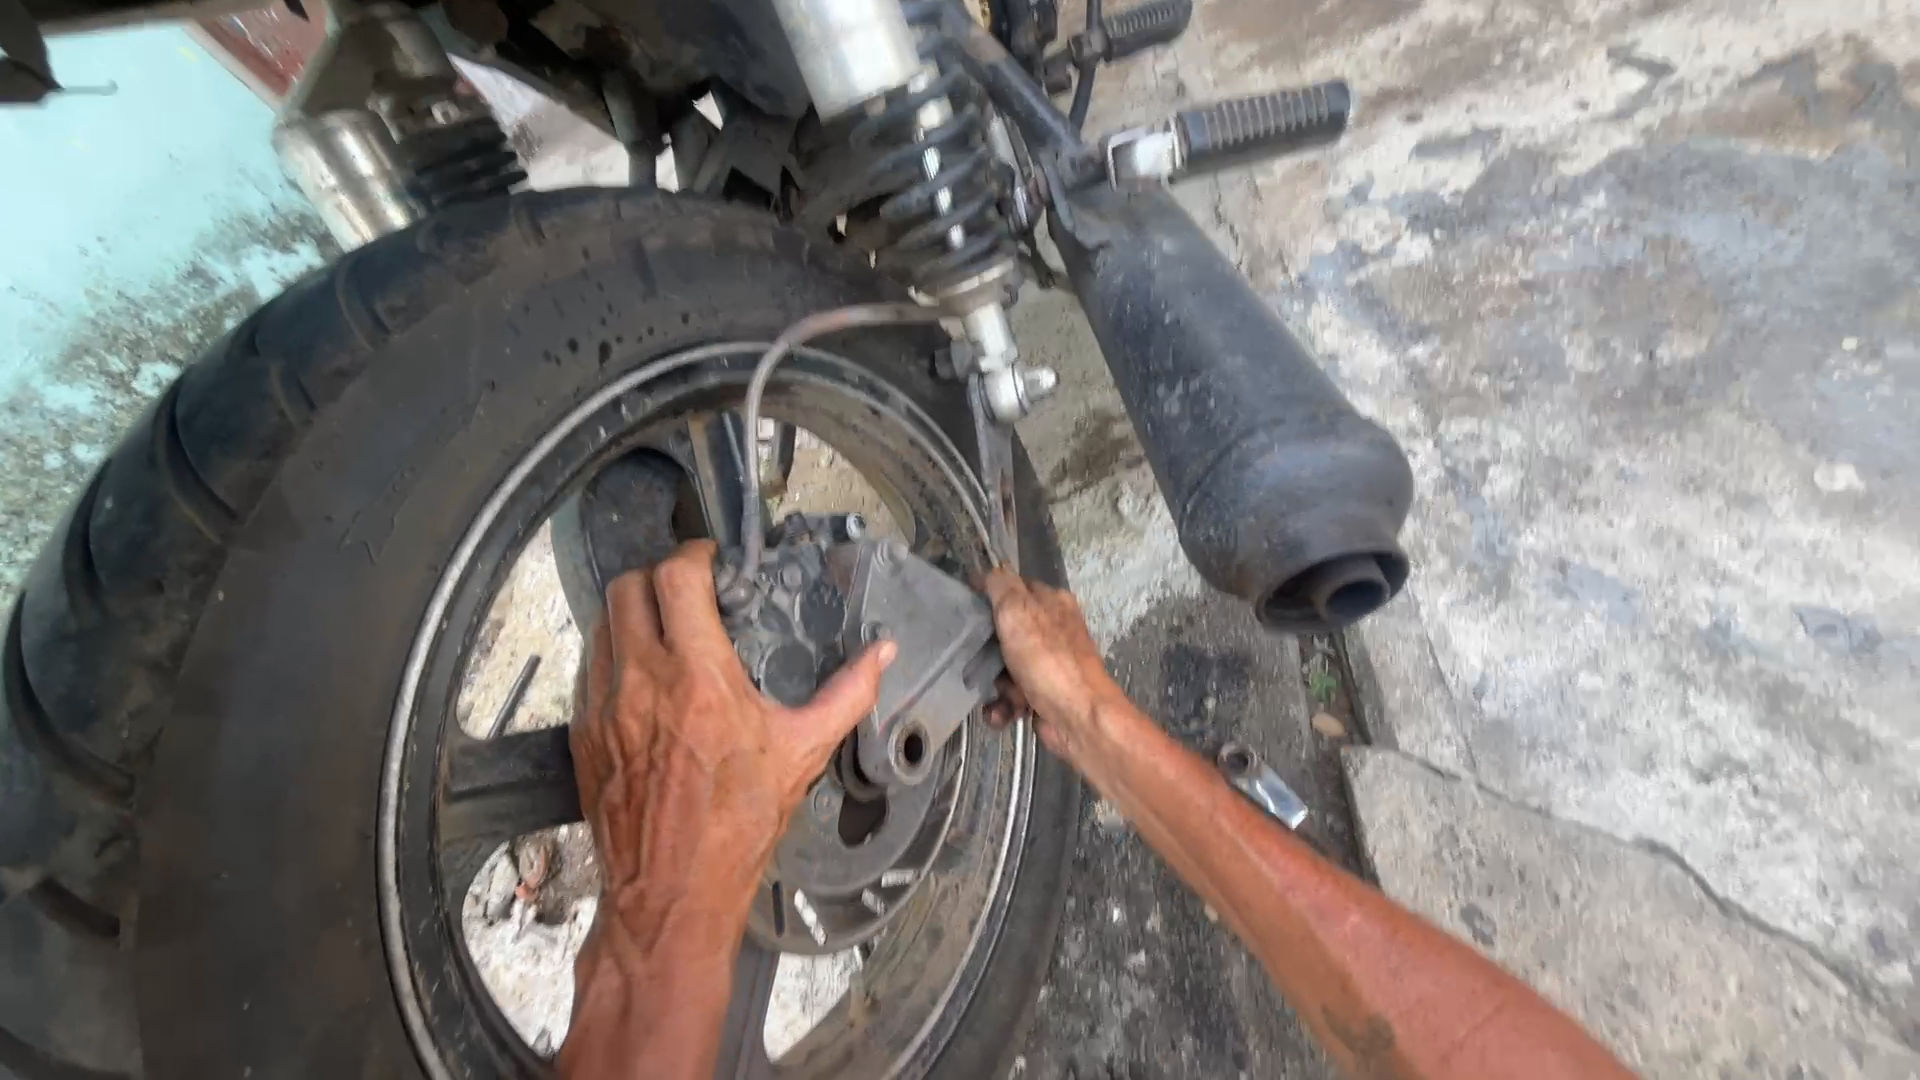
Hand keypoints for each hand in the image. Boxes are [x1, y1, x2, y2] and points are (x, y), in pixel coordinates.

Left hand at [569, 539, 896, 955]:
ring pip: (603, 622)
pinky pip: (590, 666)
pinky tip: (645, 674)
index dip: (696, 555)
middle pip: (629, 587)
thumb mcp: (803, 752)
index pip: (678, 580)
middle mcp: (641, 682)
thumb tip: (885, 653)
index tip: (714, 560)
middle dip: (661, 575)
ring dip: (634, 610)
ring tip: (669, 626)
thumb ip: (848, 693)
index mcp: (699, 678)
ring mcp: (603, 706)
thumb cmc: (740, 822)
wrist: (671, 893)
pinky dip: (616, 652)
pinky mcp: (582, 733)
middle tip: (692, 589)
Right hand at [981, 569, 1126, 762]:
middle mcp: (1052, 630)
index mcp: (1051, 602)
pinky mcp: (1043, 694)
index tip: (962, 606)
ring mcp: (1048, 664)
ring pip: (1003, 667)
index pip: (1013, 588)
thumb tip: (990, 569)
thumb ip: (1001, 586)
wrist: (1078, 717)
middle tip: (974, 658)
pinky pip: (1011, 696)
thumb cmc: (1047, 660)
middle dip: (986, 650)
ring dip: (993, 685)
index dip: (988, 596)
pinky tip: (1001, 714)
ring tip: (994, 695)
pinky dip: (1002, 707)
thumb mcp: (1018, 611)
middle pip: (1004, 631)